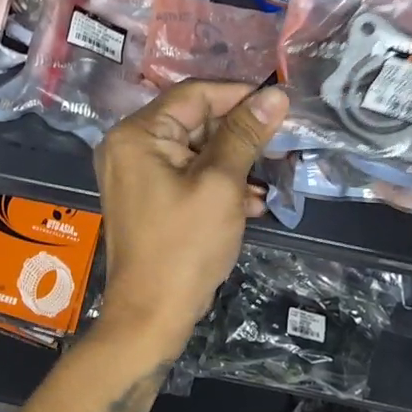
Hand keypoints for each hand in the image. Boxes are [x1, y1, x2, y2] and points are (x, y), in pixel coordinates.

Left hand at [92, 81, 288, 352]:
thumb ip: (245, 136)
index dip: (239, 96)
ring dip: (235, 161)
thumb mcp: (221, 185)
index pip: (194, 94)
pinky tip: (251, 204)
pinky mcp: (148, 198)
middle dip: (239, 133)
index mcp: (138, 134)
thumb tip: (274, 95)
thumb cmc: (185, 247)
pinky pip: (187, 175)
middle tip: (281, 144)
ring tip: (271, 178)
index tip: (280, 105)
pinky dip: (218, 183)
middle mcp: (129, 145)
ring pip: (196, 150)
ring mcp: (136, 174)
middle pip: (194, 120)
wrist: (150, 316)